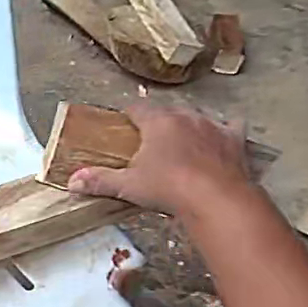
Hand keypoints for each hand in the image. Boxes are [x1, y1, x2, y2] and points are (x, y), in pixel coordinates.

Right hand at [66, 102, 253, 218]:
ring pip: (197, 118)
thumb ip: (101, 180)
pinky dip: (224, 132)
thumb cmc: (168, 187)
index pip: (138, 108)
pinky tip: (221, 141)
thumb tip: (73, 181)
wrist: (215, 197)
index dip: (130, 115)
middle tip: (153, 141)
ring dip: (190, 127)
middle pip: (168, 111)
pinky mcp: (234, 139)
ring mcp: (212, 125)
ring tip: (184, 144)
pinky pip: (231, 127)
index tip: (126, 122)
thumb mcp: (129, 185)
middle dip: (160, 122)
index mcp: (157, 121)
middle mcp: (185, 115)